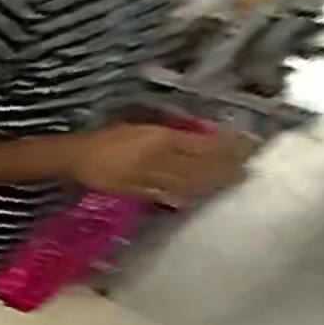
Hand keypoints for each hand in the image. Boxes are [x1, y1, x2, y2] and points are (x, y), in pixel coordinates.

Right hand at [68, 124, 247, 205]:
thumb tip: (198, 136)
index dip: (227, 147)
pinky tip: (193, 198)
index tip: (248, 147)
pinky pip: (161, 195)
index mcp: (161, 139)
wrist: (75, 157)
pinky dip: (180, 197)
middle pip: (199, 166)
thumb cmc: (107, 136)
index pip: (204, 145)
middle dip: (223, 169)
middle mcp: (158, 160)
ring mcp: (145, 178)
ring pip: (183, 183)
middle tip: (245, 171)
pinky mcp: (132, 192)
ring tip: (226, 185)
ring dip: (207, 184)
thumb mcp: (142, 126)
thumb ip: (169, 132)